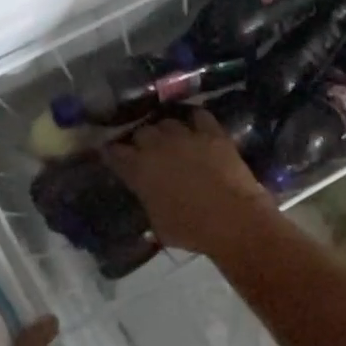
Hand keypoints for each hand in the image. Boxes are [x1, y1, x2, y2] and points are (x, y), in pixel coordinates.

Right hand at [104, 111, 276, 254]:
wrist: (232, 218)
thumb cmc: (191, 229)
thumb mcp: (158, 224)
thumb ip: (148, 202)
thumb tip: (148, 197)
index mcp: (139, 169)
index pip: (114, 152)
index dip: (112, 153)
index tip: (113, 156)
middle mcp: (158, 146)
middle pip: (141, 131)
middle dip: (140, 139)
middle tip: (145, 150)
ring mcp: (186, 136)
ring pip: (167, 121)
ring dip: (165, 130)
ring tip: (170, 138)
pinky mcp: (213, 133)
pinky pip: (199, 115)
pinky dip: (195, 119)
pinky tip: (195, 126)